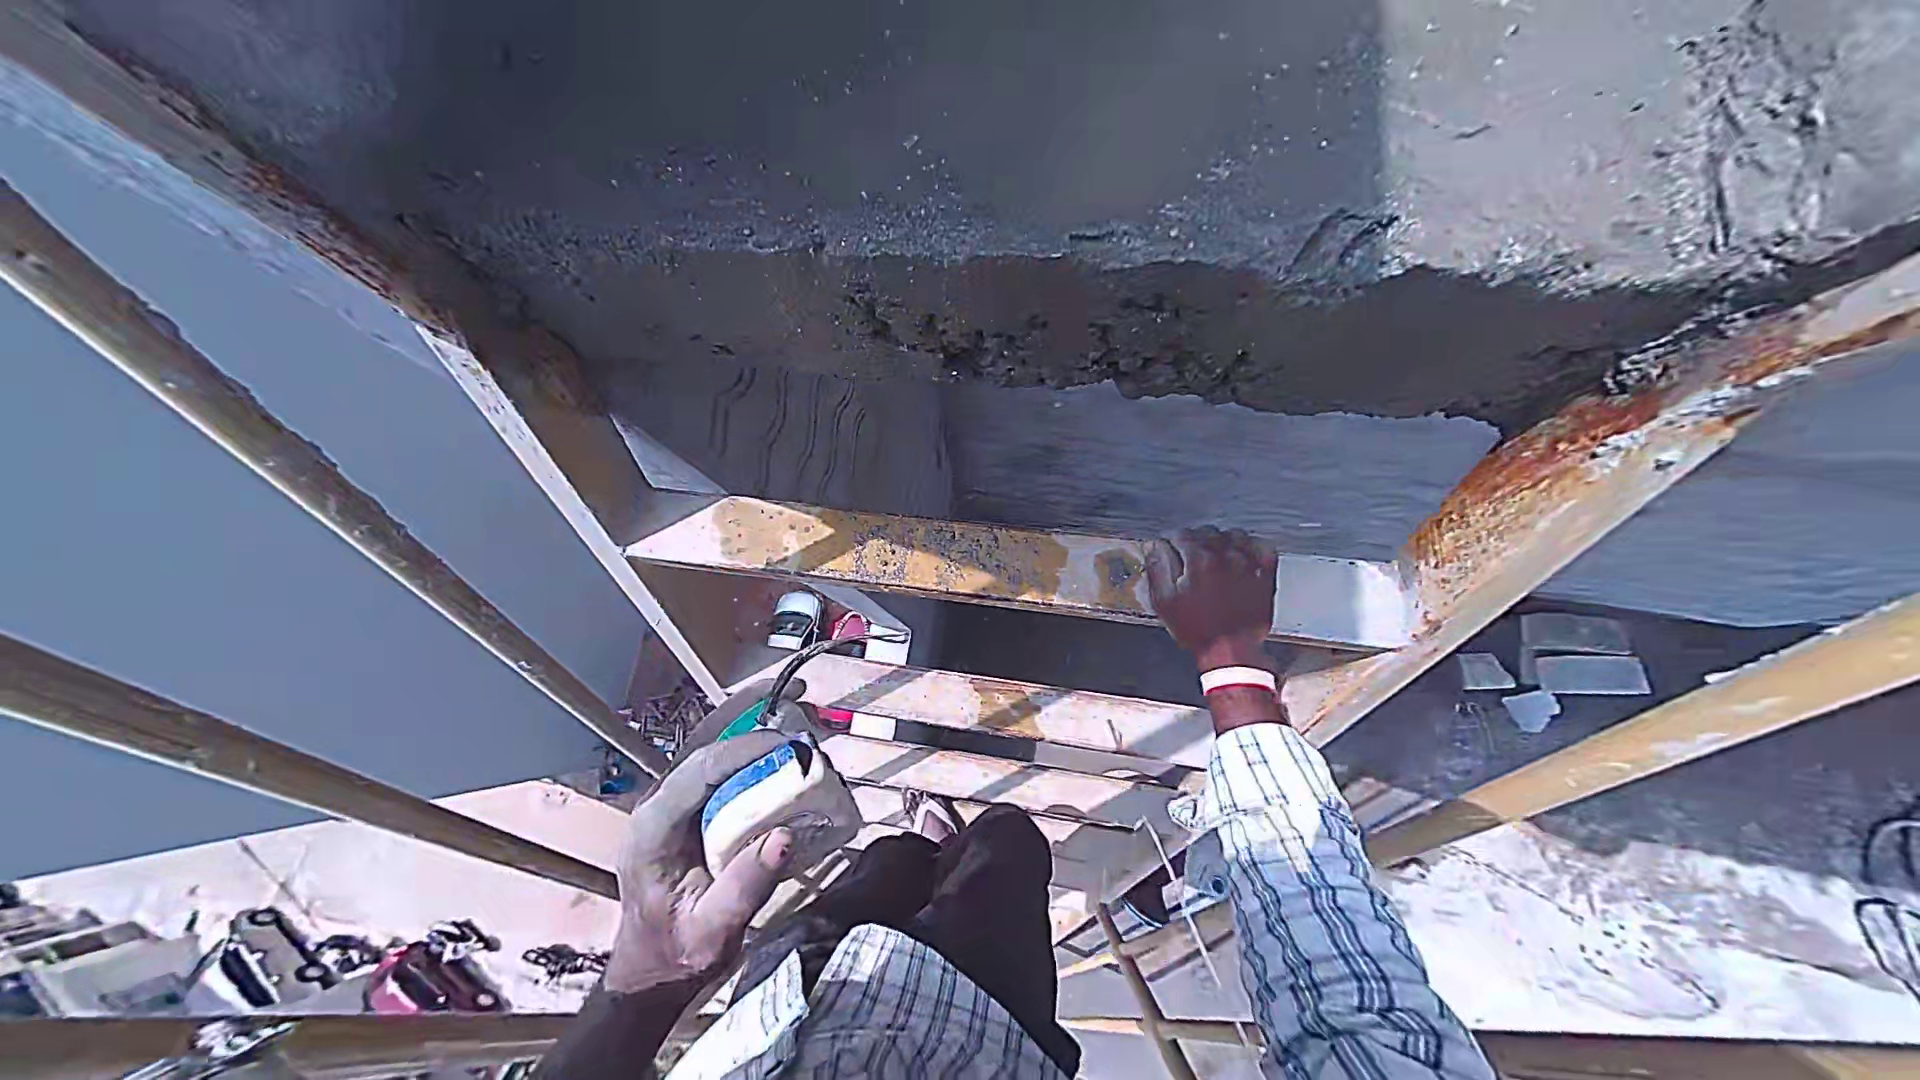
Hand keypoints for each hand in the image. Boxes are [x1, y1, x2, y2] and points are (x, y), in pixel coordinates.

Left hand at [605, 692, 797, 996]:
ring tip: (800, 702)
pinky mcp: (692, 804)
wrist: (652, 967)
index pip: (700, 770)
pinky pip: (725, 762)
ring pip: (715, 743)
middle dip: (753, 713)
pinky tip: (786, 737)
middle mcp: (660, 803)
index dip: (747, 749)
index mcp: (653, 828)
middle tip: (801, 696)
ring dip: (757, 721)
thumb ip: (745, 888)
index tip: (792, 747)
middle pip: (707, 743)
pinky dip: (756, 744)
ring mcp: (674, 800)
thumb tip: (784, 837)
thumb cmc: (676, 953)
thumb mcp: (712, 933)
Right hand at [1147, 526, 1277, 670]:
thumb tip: (1154, 546)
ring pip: (1233, 535)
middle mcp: (1226, 556)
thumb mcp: (1164, 601)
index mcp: (1199, 560)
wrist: (1230, 651)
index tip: (1169, 547)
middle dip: (1195, 540)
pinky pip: (1262, 546)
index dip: (1171, 541)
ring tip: (1214, 553)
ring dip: (1221, 540)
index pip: (1182, 534)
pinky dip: (1251, 545)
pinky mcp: (1265, 574)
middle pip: (1207, 532)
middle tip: (1189, 554)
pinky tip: (1241, 553)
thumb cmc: (1197, 630)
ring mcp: (1249, 564)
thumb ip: (1157, 568)